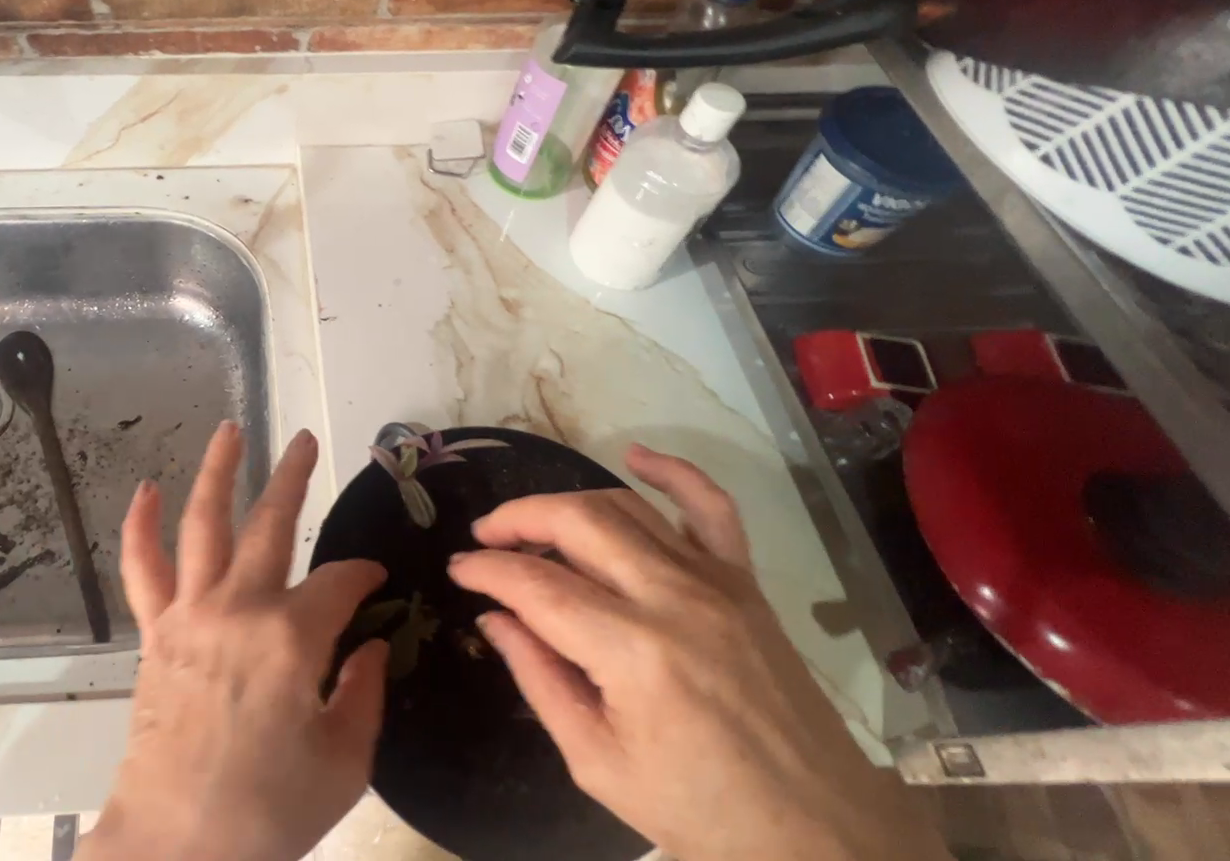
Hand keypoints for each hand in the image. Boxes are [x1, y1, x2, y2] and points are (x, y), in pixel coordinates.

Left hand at [80, 423, 389, 860]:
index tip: (376, 580)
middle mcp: (239, 607)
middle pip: (273, 524)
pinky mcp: (155, 632)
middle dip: (294, 477)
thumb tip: (373, 645)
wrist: (179, 846)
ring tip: (230, 430)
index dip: (364, 575)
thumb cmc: (269, 810)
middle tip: (307, 441)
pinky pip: (143, 568)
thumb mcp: (345, 760)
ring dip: (218, 471)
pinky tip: (148, 491)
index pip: (342, 582)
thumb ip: (365, 691)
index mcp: (293, 637)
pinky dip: (142, 526)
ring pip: (204, 524)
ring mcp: (190, 613)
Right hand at [447, 444, 948, 860]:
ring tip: (531, 524)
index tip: (457, 569)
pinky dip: (673, 472)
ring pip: (625, 508)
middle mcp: (674, 599)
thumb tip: (494, 618)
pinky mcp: (744, 582)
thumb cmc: (701, 813)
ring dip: (567, 504)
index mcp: (634, 654)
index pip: (537, 586)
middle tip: (484, 538)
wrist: (820, 833)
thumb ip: (539, 679)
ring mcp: (716, 582)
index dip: (486, 570)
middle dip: (517, 520)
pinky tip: (635, 455)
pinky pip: (711, 507)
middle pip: (576, 523)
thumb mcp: (597, 763)